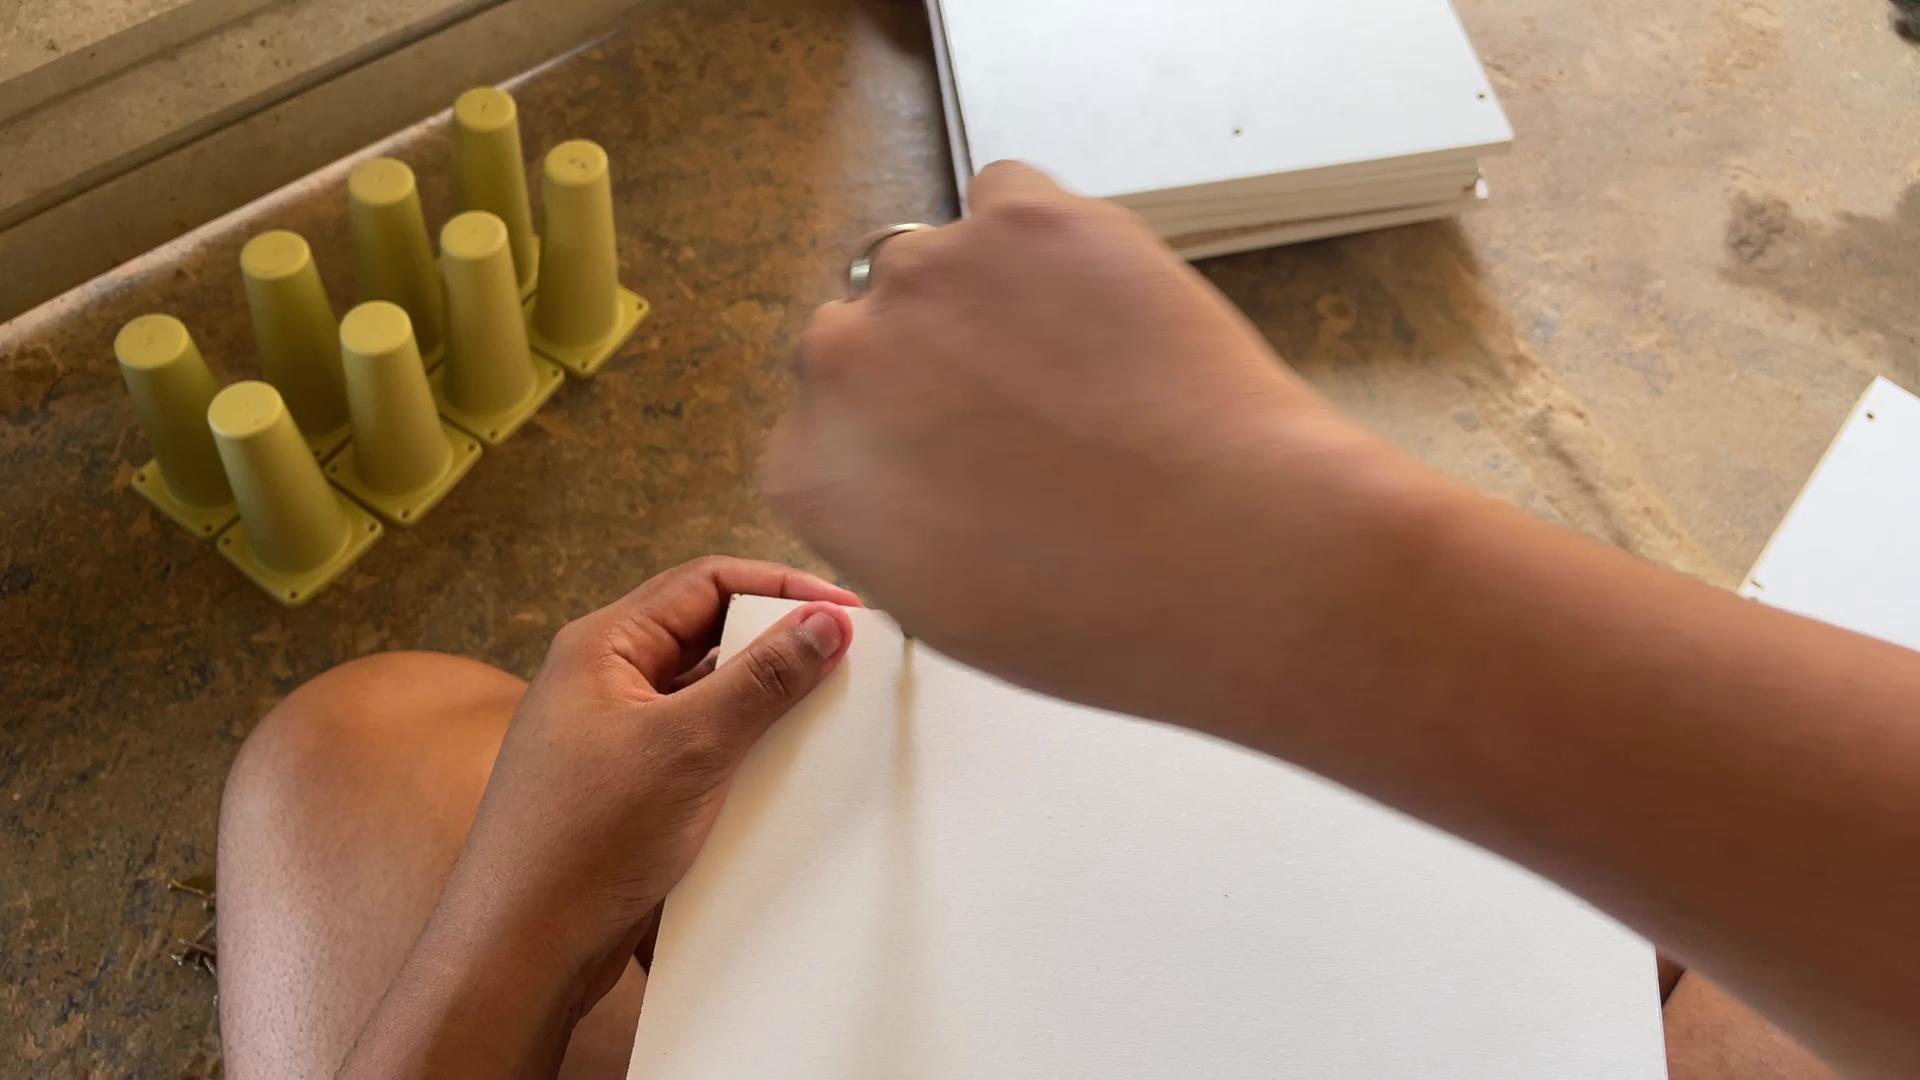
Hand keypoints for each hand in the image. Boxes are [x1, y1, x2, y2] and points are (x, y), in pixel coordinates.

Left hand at [421, 558, 854, 1022]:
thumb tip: (829, 621)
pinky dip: (748, 731)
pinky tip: (786, 750)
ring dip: (766, 686)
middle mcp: (611, 675)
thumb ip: (763, 677)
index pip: (706, 581)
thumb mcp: (689, 746)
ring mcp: (622, 727)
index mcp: (605, 644)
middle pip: (710, 627)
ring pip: (711, 682)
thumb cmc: (584, 840)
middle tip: (842, 650)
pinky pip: (705, 730)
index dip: (780, 585)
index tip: (843, 608)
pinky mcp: (638, 773)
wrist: (519, 958)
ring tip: (824, 697)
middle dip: (777, 634)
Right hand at [768, 162, 1432, 734]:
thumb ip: (886, 521)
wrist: (1231, 562)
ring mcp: (925, 278)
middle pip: (868, 337)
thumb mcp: (945, 608)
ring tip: (1076, 363)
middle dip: (928, 366)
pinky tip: (1100, 307)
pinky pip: (1009, 203)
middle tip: (1018, 406)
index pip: (830, 426)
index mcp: (812, 473)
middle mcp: (840, 364)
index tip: (953, 448)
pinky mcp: (1020, 216)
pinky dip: (1046, 243)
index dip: (902, 435)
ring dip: (986, 300)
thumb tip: (905, 465)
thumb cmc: (1095, 618)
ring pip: (937, 265)